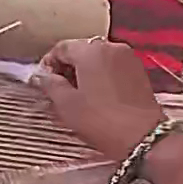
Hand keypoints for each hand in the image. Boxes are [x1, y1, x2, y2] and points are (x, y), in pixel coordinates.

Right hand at [31, 38, 166, 160]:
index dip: (47, 64)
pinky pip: (111, 66)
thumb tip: (39, 76)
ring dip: (82, 72)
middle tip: (56, 91)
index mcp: (91, 51)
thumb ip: (50, 84)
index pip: (61, 47)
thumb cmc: (100, 119)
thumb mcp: (67, 104)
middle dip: (65, 67)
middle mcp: (111, 47)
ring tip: (75, 95)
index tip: (42, 83)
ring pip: (96, 58)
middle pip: (80, 50)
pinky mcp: (138, 71)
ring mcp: (128, 58)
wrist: (142, 136)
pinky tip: (95, 96)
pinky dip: (99, 75)